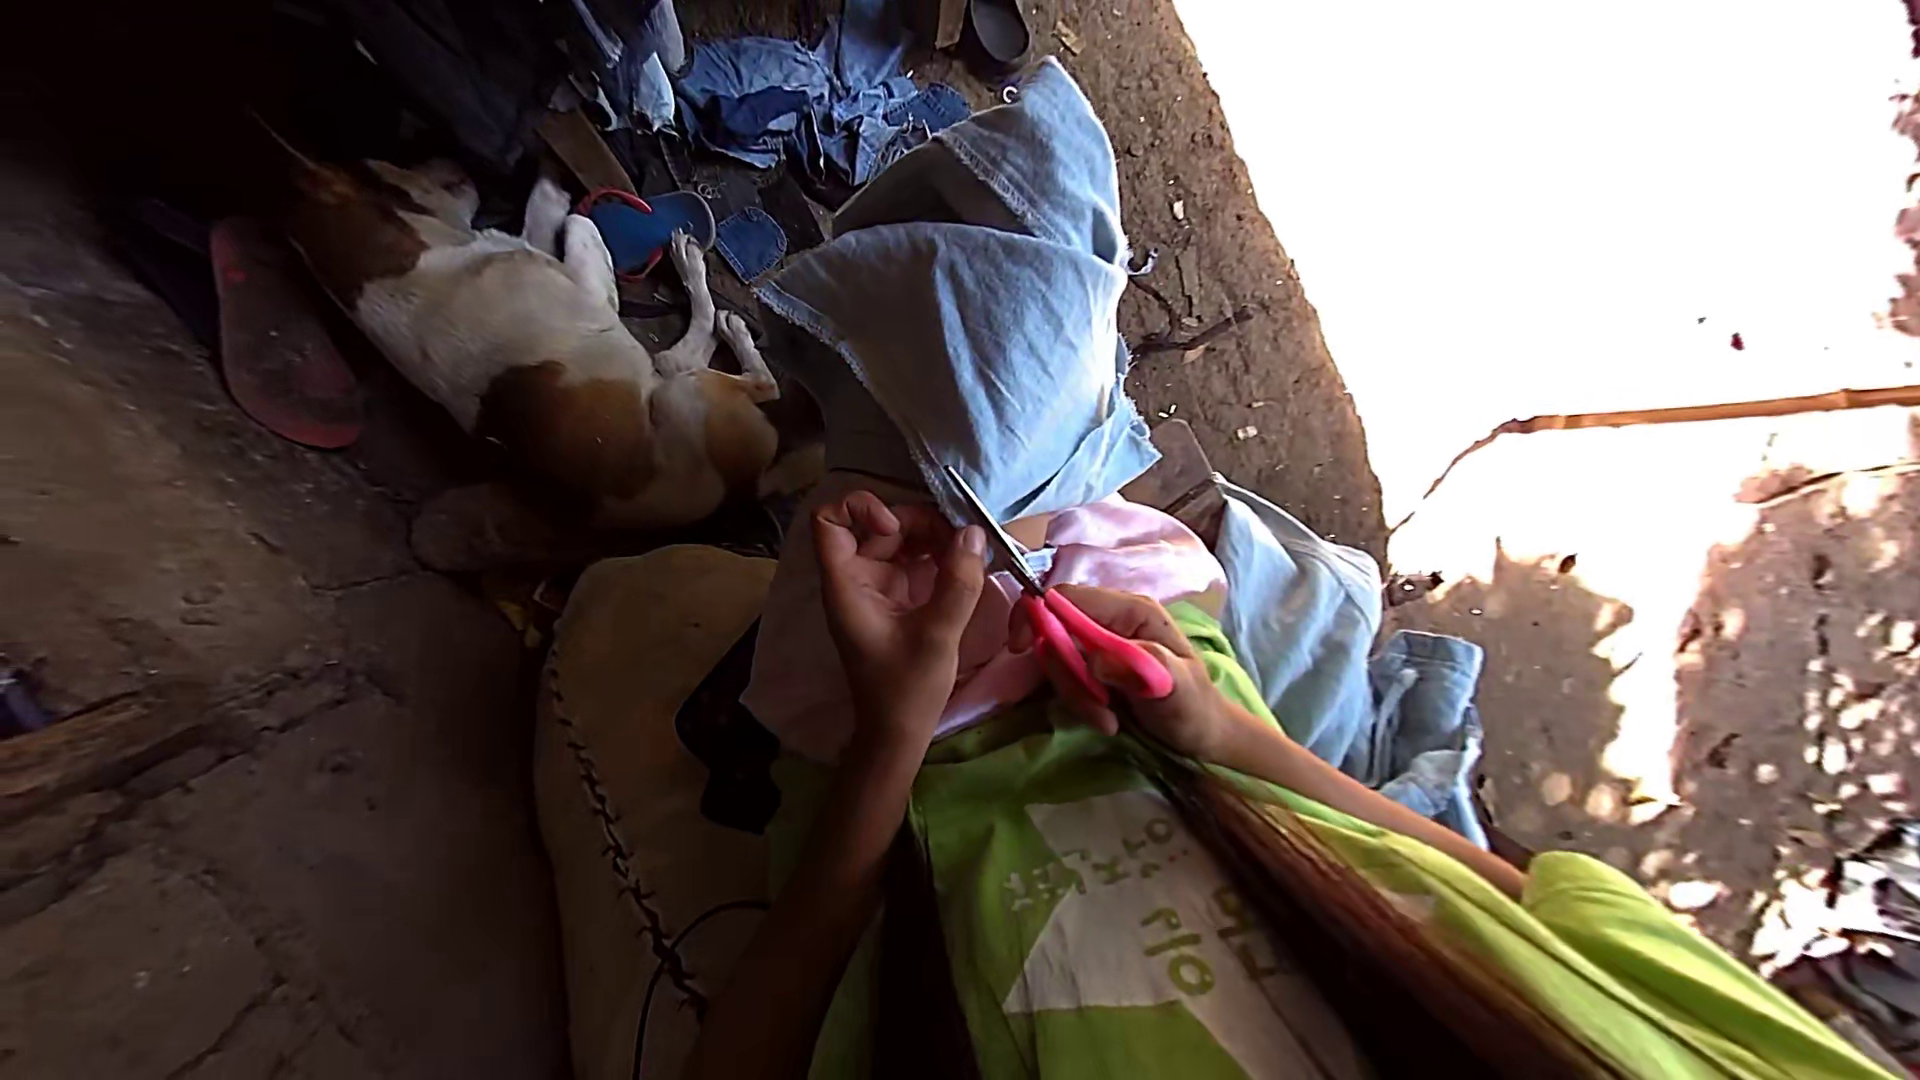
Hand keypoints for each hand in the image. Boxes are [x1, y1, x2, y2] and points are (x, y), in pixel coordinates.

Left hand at [813, 491, 986, 753]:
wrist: (898, 731)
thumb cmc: (906, 690)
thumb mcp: (937, 637)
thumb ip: (958, 584)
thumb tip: (973, 532)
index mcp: (847, 584)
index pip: (829, 522)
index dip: (859, 510)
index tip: (896, 529)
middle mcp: (857, 577)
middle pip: (877, 525)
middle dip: (918, 523)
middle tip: (959, 539)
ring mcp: (876, 584)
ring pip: (900, 538)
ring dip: (933, 536)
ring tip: (967, 551)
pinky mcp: (896, 594)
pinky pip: (913, 558)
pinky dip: (937, 554)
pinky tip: (964, 563)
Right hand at [1010, 585, 1254, 762]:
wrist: (1202, 735)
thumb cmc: (1194, 708)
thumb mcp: (1177, 690)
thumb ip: (1139, 668)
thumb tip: (1094, 658)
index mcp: (1130, 610)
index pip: (1065, 596)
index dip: (1037, 615)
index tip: (1021, 648)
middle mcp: (1110, 618)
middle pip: (1054, 629)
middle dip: (1065, 673)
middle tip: (1095, 707)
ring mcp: (1099, 641)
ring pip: (1056, 657)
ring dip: (1074, 694)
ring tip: (1109, 720)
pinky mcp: (1092, 664)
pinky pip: (1065, 677)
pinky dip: (1077, 702)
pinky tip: (1107, 719)